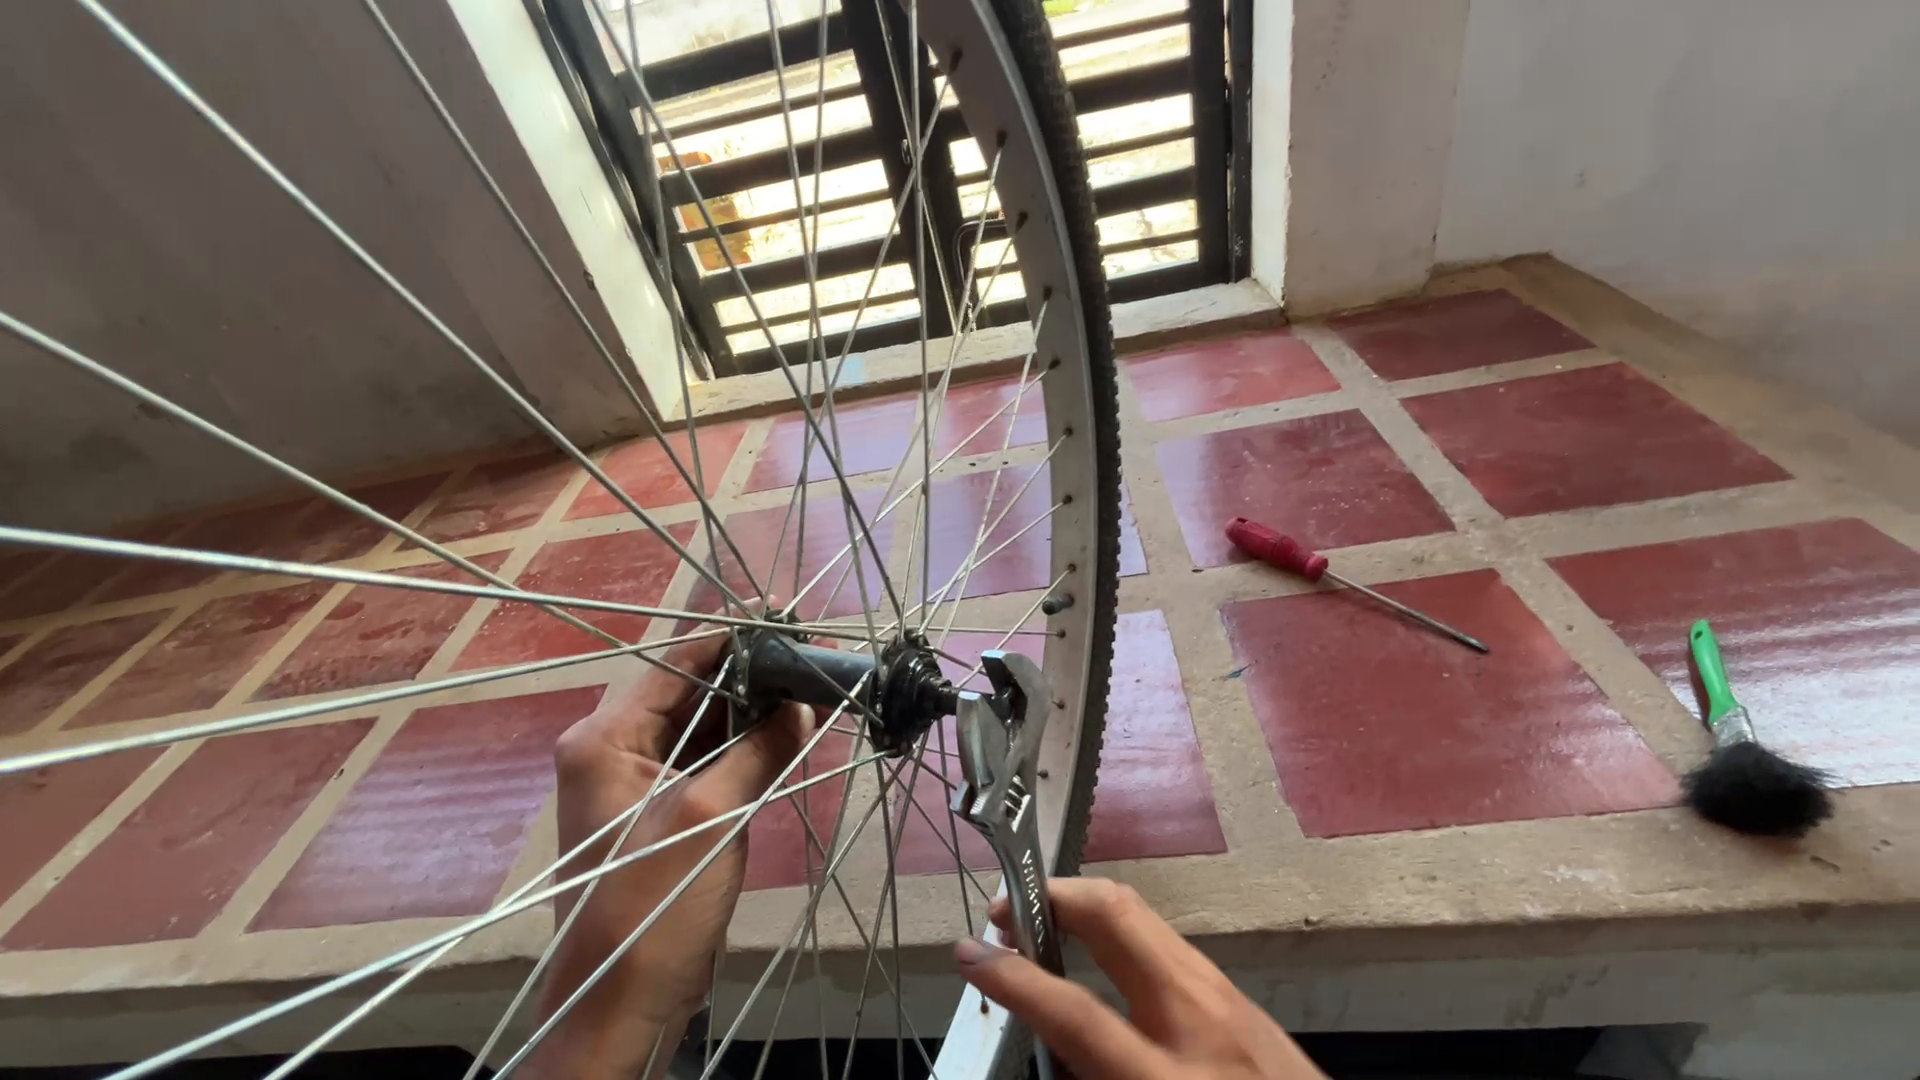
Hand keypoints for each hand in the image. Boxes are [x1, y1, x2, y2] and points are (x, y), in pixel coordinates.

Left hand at [527, 633, 812, 1079]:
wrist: (627, 1001)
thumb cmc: (655, 901)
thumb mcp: (712, 814)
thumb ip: (759, 748)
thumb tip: (802, 701)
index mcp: (607, 738)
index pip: (678, 663)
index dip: (732, 635)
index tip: (782, 612)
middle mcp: (619, 748)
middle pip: (696, 690)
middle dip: (755, 673)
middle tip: (811, 651)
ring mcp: (645, 779)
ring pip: (710, 724)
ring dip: (759, 709)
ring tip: (814, 682)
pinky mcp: (671, 808)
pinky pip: (715, 759)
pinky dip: (753, 744)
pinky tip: (796, 729)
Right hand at [955, 878, 1324, 1079]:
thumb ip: (1093, 1068)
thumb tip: (1053, 1032)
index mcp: (1168, 1079)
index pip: (1073, 1010)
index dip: (1012, 978)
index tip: (970, 954)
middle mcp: (1199, 1020)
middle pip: (1115, 917)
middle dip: (1053, 896)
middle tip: (1007, 914)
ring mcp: (1225, 997)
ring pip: (1141, 916)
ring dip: (1081, 907)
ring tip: (1041, 927)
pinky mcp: (1238, 995)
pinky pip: (1162, 941)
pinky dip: (1116, 932)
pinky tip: (1097, 960)